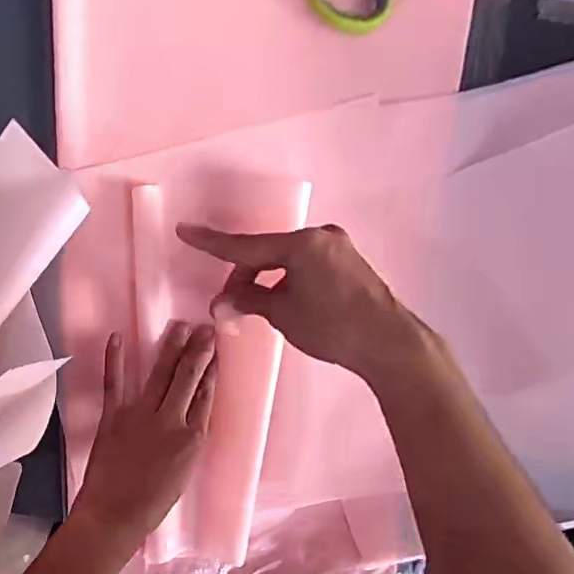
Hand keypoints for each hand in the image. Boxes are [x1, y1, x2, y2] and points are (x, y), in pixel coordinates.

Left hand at [69, 323, 216, 548]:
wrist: (114, 515)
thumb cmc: (152, 503)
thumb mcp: (184, 471)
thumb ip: (190, 440)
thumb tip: (193, 414)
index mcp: (192, 438)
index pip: (206, 394)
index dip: (212, 369)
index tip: (217, 350)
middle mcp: (170, 421)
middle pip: (188, 377)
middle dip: (199, 349)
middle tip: (206, 328)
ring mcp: (140, 415)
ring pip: (161, 373)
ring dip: (172, 346)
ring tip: (181, 326)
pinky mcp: (113, 416)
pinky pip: (115, 381)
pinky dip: (114, 358)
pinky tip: (118, 336)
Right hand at [177, 223, 427, 377]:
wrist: (388, 342)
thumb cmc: (332, 327)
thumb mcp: (284, 314)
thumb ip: (249, 302)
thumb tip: (220, 304)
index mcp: (302, 244)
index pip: (245, 246)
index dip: (211, 243)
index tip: (185, 230)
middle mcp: (320, 236)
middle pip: (266, 255)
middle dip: (244, 281)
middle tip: (228, 309)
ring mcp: (337, 248)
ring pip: (286, 261)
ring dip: (266, 283)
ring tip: (256, 312)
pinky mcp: (347, 262)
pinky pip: (305, 266)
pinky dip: (287, 282)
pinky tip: (283, 304)